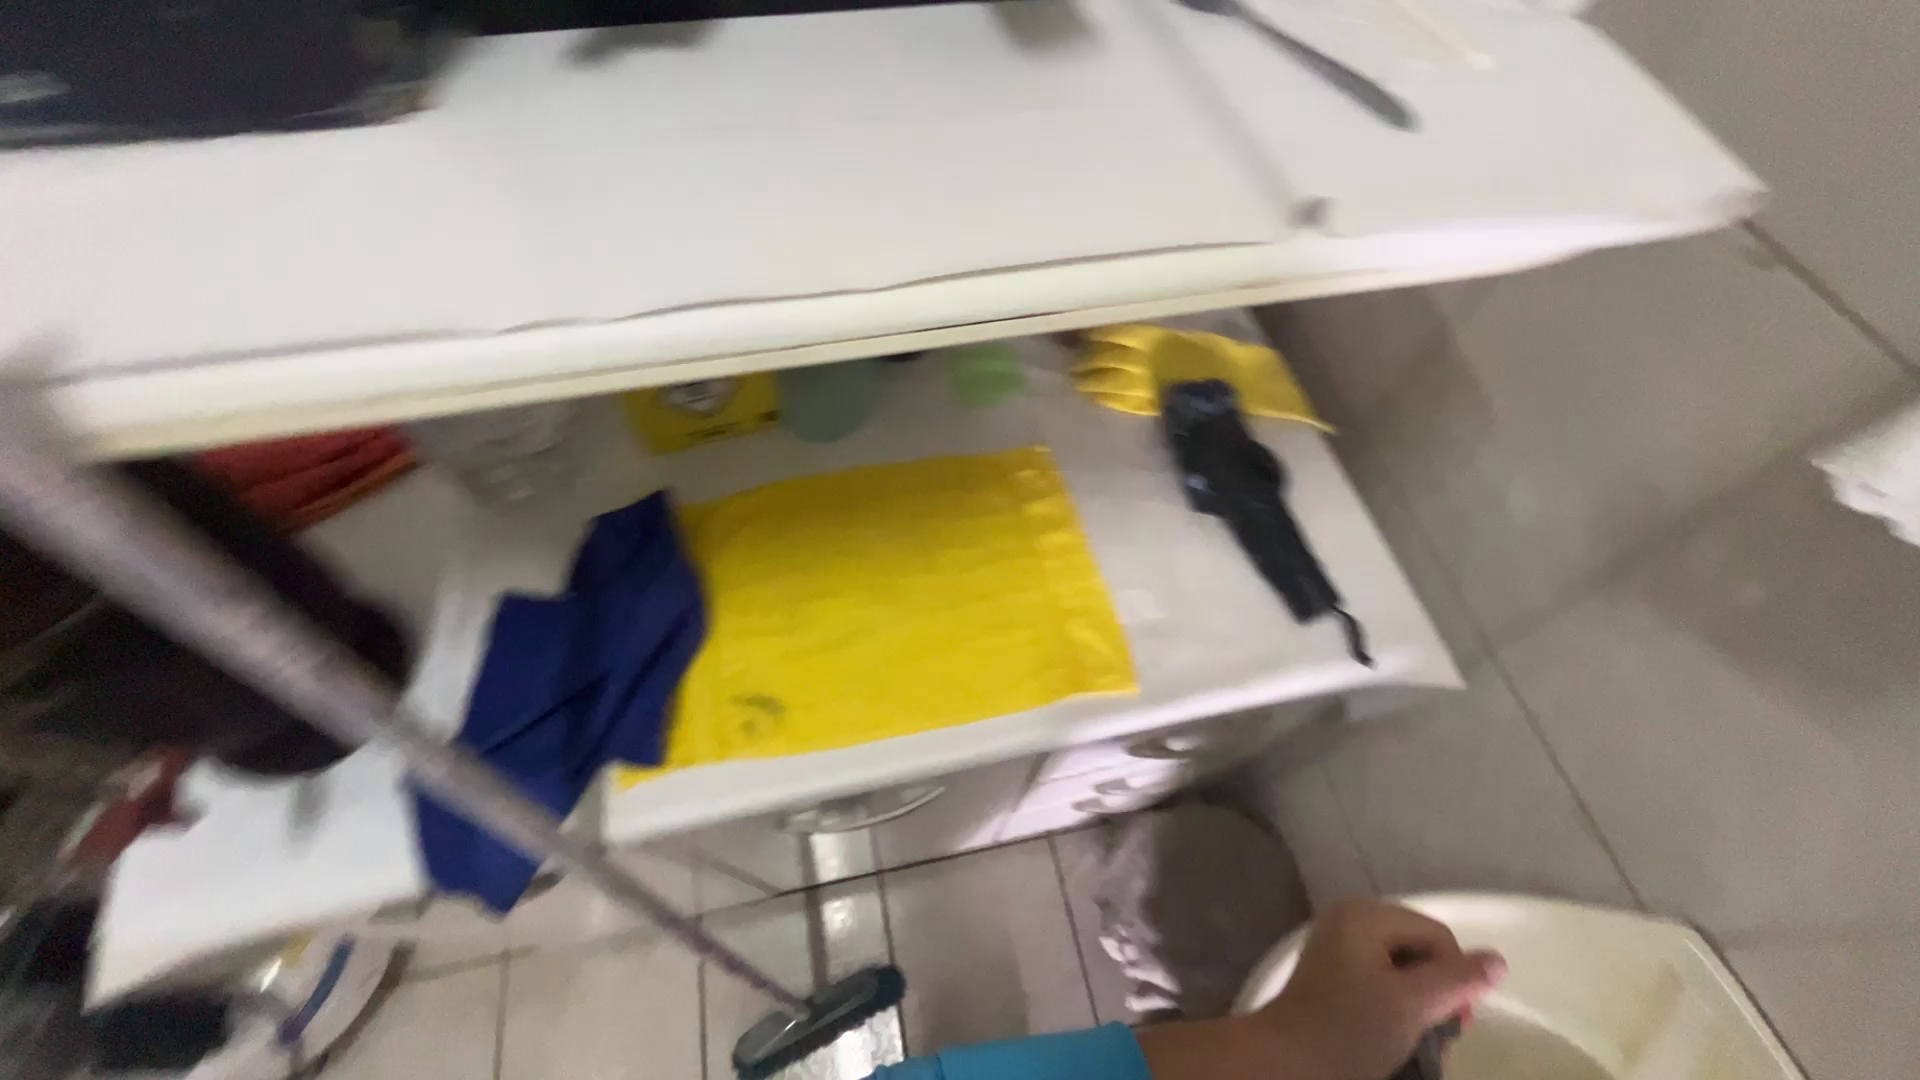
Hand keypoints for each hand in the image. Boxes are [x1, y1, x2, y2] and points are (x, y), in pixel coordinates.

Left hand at [1135, 901, 1504, 1079]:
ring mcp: (1336, 941)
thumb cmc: (1351, 1028)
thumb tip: (1497, 959)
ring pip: (1401, 964)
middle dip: (1438, 989)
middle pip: (1419, 946)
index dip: (1456, 976)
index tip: (1453, 1020)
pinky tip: (1398, 1032)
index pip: (1436, 935)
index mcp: (1364, 915)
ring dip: (1420, 1000)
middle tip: (1439, 1032)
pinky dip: (1396, 1000)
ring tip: (1421, 1038)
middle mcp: (1348, 917)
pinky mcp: (1331, 967)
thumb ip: (1456, 980)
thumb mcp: (1411, 1004)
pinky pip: (1379, 973)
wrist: (1291, 1058)